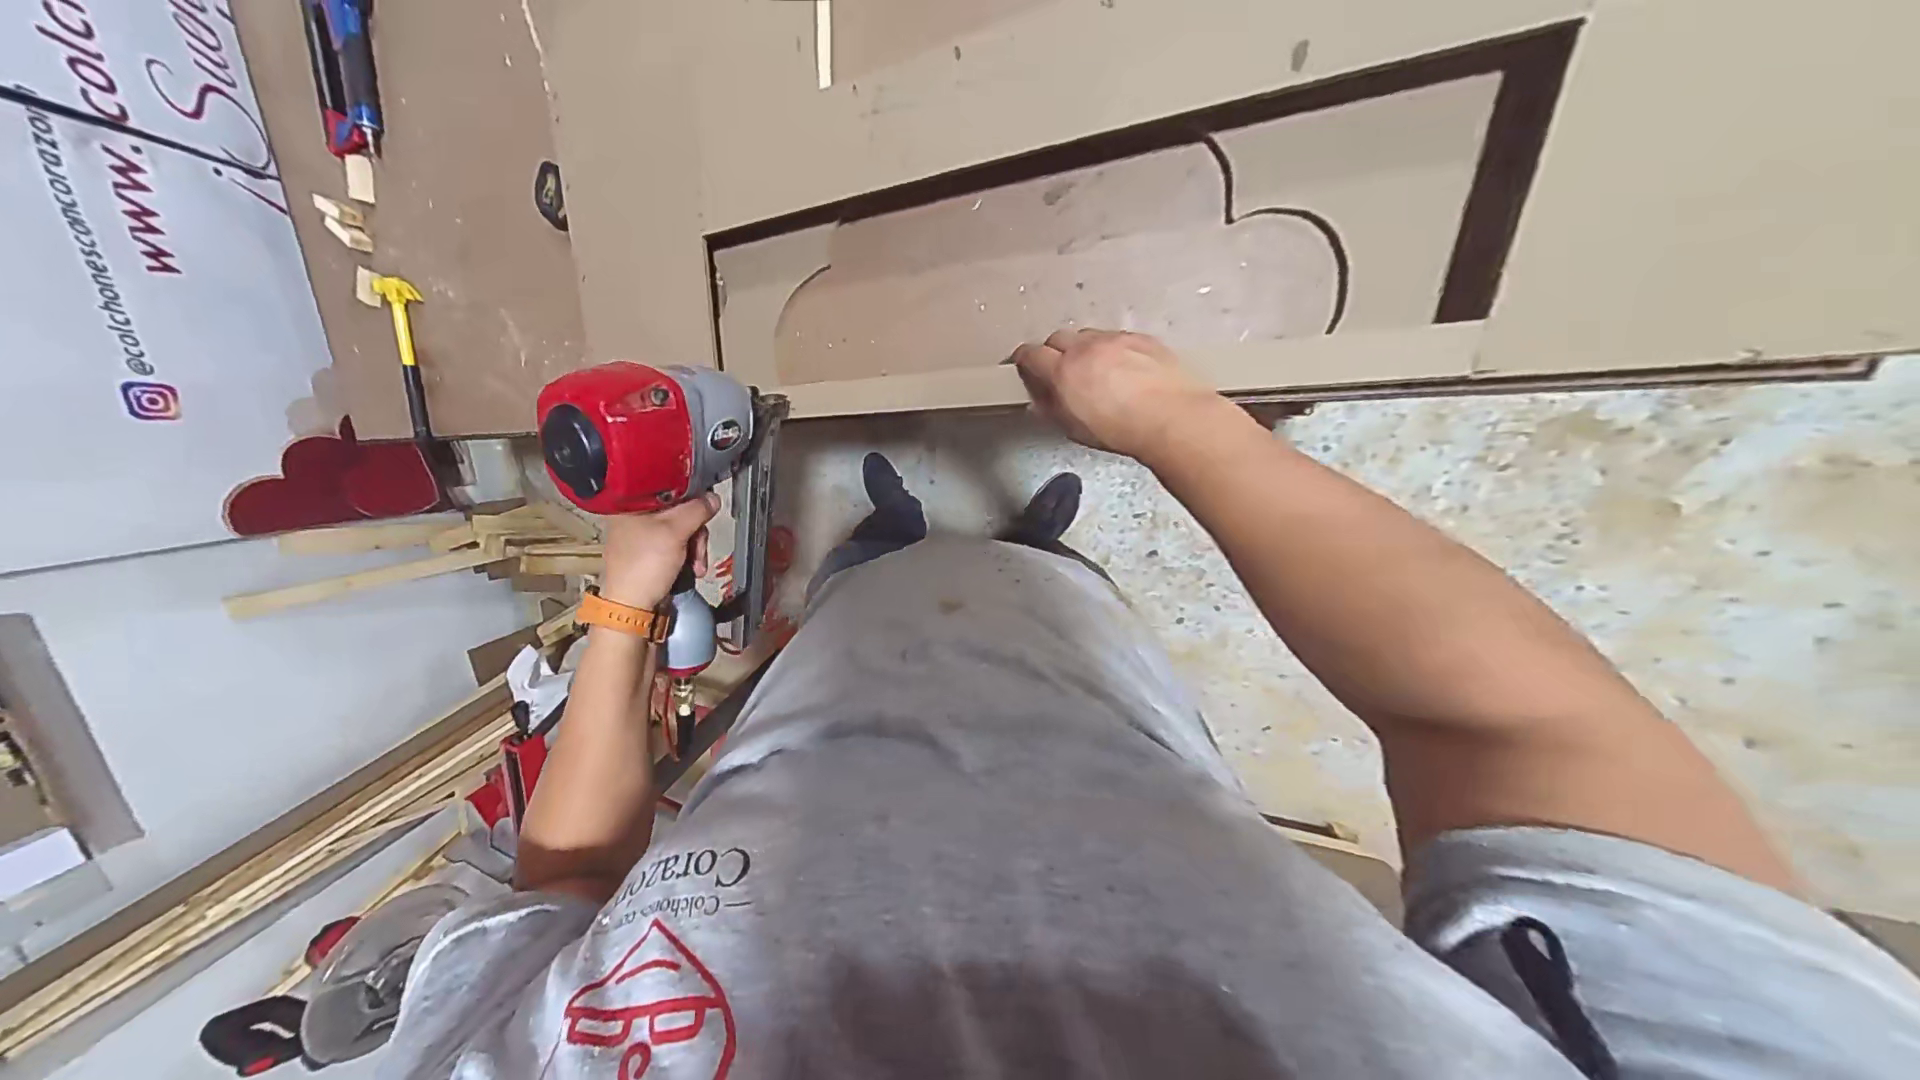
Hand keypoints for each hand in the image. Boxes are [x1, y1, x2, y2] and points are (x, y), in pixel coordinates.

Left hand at [597, 492, 720, 608]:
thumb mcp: (675, 532)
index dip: (690, 496)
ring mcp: (643, 536)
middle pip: (679, 512)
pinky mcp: (651, 553)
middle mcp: (634, 517)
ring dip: (696, 548)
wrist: (632, 607)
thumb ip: (697, 510)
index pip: (667, 486)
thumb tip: (714, 497)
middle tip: (698, 549)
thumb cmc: (645, 564)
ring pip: (682, 530)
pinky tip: (692, 569)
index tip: (704, 509)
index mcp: (630, 504)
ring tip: (697, 566)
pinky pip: (678, 545)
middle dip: (696, 533)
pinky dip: (689, 556)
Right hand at [1009, 329, 1225, 458]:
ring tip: (1092, 371)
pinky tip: (1121, 369)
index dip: (1023, 359)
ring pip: (1088, 336)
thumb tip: (1040, 402)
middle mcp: (1087, 348)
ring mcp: (1115, 340)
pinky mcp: (1141, 339)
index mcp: (1063, 370)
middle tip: (1058, 370)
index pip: (1031, 354)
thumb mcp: (1073, 429)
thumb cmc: (1125, 429)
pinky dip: (1112, 350)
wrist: (1171, 418)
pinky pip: (1117, 338)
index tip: (1023, 364)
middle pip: (1058, 338)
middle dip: (1053, 352)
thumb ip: (1051, 409)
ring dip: (1083, 349)